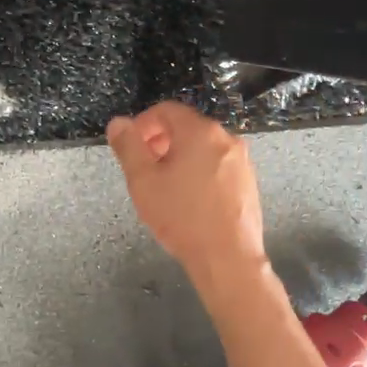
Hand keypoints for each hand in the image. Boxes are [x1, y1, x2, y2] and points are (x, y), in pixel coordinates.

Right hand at [106, 101, 268, 281]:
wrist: (227, 257)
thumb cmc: (181, 216)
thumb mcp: (142, 180)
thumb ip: (128, 146)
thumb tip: (118, 122)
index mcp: (199, 132)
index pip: (165, 110)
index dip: (141, 123)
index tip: (130, 146)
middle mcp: (225, 139)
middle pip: (185, 127)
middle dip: (159, 141)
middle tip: (143, 168)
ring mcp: (241, 161)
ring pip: (201, 147)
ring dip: (178, 157)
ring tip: (163, 186)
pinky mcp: (247, 182)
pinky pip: (216, 165)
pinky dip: (197, 171)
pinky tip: (187, 199)